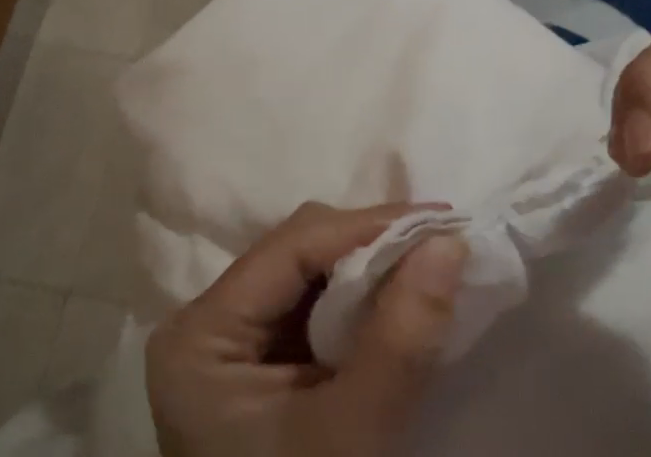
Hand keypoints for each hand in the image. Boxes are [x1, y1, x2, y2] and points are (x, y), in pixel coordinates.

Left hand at [146, 201, 467, 456]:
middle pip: (299, 252)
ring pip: (311, 277)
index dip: (370, 225)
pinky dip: (361, 306)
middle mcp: (206, 326)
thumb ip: (401, 336)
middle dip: (371, 246)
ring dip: (371, 273)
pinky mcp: (260, 371)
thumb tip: (449, 240)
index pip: (292, 246)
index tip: (443, 219)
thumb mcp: (354, 431)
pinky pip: (314, 312)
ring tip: (428, 271)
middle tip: (442, 248)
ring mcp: (232, 348)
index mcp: (201, 335)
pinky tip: (398, 308)